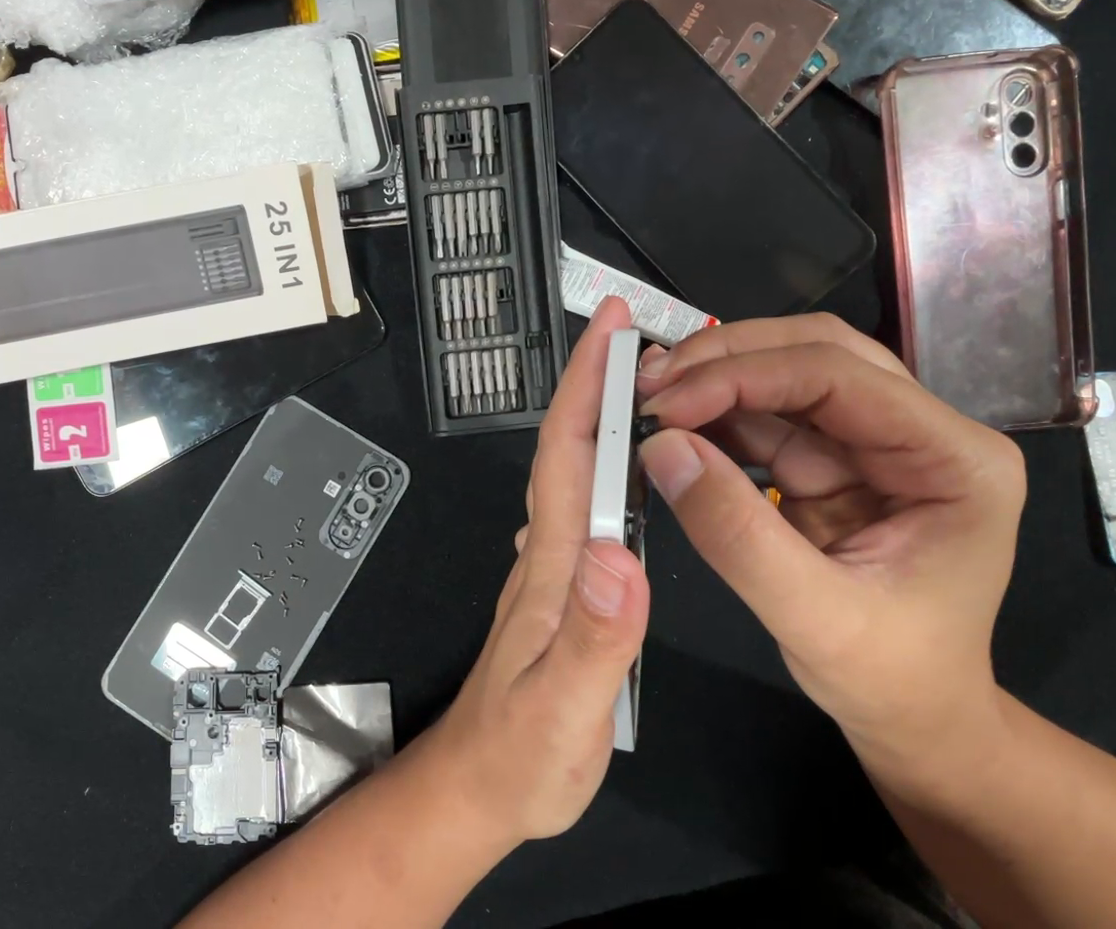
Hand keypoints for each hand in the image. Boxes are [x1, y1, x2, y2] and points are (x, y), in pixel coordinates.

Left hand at [411, 297, 648, 845]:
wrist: (478, 787)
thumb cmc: (519, 756)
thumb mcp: (562, 709)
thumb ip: (594, 638)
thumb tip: (618, 555)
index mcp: (553, 567)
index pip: (567, 458)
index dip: (584, 387)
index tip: (607, 327)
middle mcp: (548, 556)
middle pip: (567, 454)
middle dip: (593, 384)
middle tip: (631, 331)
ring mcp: (550, 574)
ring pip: (574, 478)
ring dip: (599, 421)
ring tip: (638, 384)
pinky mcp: (559, 595)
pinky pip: (583, 514)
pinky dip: (603, 472)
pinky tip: (624, 474)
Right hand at [634, 314, 1026, 769]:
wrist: (909, 715)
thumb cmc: (887, 674)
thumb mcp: (812, 615)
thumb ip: (737, 534)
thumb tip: (661, 449)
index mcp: (952, 460)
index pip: (840, 378)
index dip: (744, 377)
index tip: (665, 404)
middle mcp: (918, 432)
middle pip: (817, 353)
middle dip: (727, 359)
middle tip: (649, 383)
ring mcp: (869, 444)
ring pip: (786, 373)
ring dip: (713, 379)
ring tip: (647, 397)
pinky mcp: (826, 462)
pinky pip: (763, 417)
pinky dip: (711, 415)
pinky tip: (668, 424)